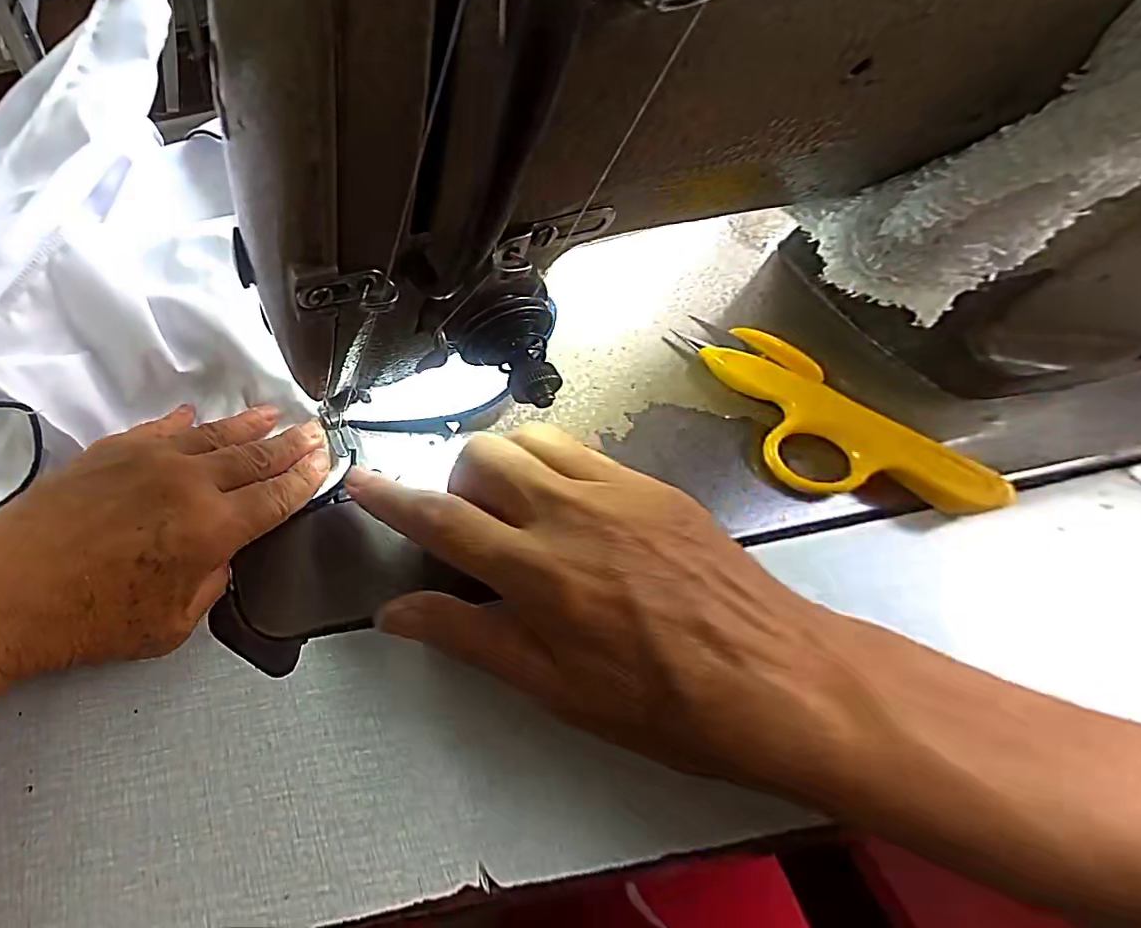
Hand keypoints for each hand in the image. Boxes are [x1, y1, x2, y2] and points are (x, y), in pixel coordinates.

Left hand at [0, 404, 328, 685]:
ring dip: (250, 424)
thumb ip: (209, 583)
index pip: (276, 496)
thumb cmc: (87, 622)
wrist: (3, 590)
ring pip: (215, 434)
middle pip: (255, 458)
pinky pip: (162, 429)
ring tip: (274, 413)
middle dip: (291, 445)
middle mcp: (189, 483)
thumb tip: (221, 553)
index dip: (306, 478)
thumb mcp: (169, 627)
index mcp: (211, 529)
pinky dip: (186, 423)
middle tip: (315, 431)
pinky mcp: (114, 449)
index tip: (326, 462)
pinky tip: (196, 416)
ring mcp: (150, 458)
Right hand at [348, 424, 865, 789]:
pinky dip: (549, 462)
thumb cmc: (662, 701)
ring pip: (526, 438)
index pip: (441, 519)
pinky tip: (567, 502)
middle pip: (480, 457)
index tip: (359, 480)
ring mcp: (613, 489)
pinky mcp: (648, 483)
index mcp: (537, 571)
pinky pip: (577, 447)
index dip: (390, 498)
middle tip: (473, 524)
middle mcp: (568, 514)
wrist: (781, 679)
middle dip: (456, 480)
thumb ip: (467, 636)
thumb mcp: (552, 686)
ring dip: (502, 463)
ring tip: (515, 506)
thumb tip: (395, 615)